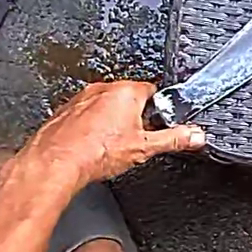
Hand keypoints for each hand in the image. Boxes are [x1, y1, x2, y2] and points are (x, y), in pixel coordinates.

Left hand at [13, 80, 204, 186]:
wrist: (56, 163)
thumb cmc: (95, 153)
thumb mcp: (144, 148)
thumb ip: (173, 139)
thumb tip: (195, 135)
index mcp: (127, 91)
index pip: (153, 91)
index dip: (159, 109)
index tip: (158, 123)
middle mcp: (103, 89)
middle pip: (129, 98)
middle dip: (134, 116)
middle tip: (134, 140)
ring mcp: (82, 98)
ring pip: (105, 106)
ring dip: (110, 122)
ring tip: (110, 147)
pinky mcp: (65, 111)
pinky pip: (85, 115)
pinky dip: (90, 127)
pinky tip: (91, 147)